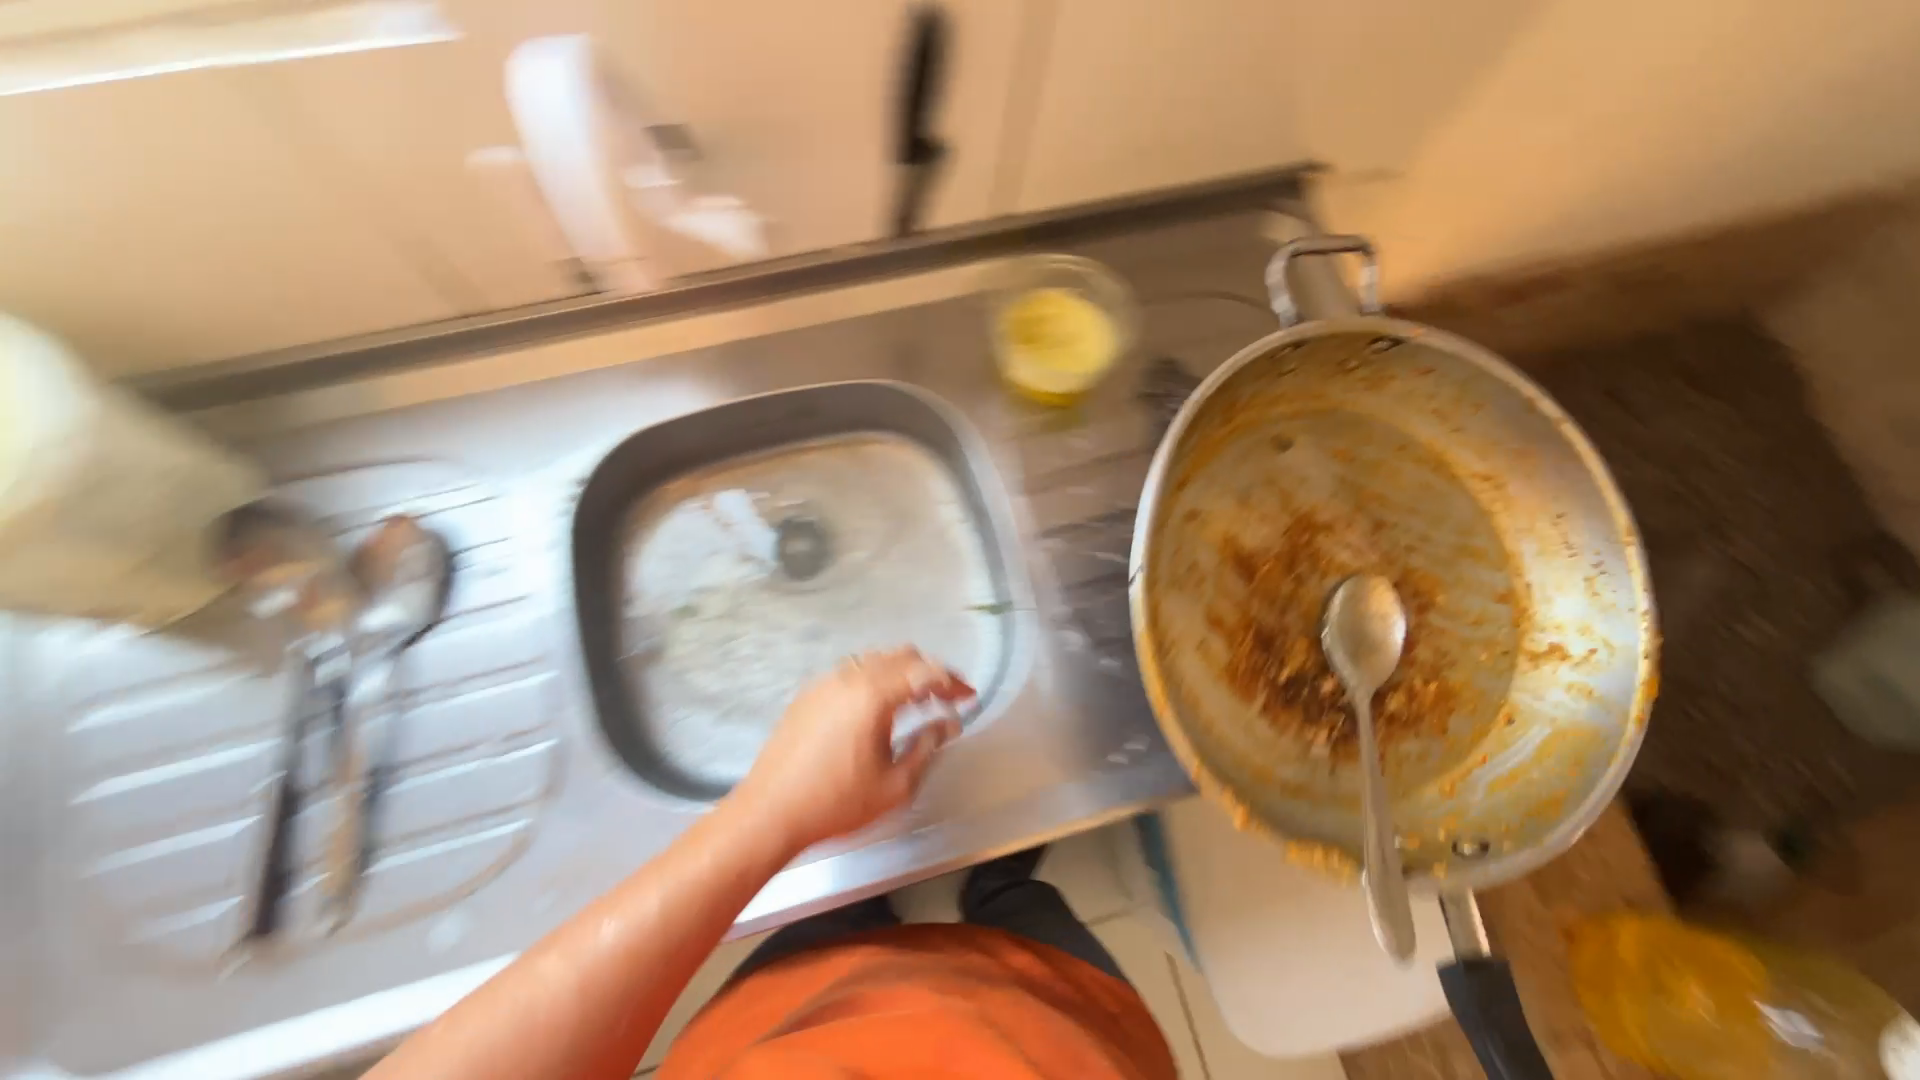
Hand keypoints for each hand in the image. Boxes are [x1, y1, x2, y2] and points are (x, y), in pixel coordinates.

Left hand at [734, 647, 973, 851]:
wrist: (769, 813)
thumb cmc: (836, 803)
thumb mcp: (895, 785)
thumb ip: (927, 747)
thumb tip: (948, 725)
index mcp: (874, 695)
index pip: (924, 673)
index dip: (952, 683)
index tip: (968, 697)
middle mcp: (849, 678)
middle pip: (901, 657)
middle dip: (929, 673)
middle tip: (947, 698)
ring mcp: (824, 683)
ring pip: (874, 660)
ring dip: (901, 673)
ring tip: (917, 702)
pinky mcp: (808, 695)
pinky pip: (851, 672)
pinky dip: (875, 679)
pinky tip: (879, 708)